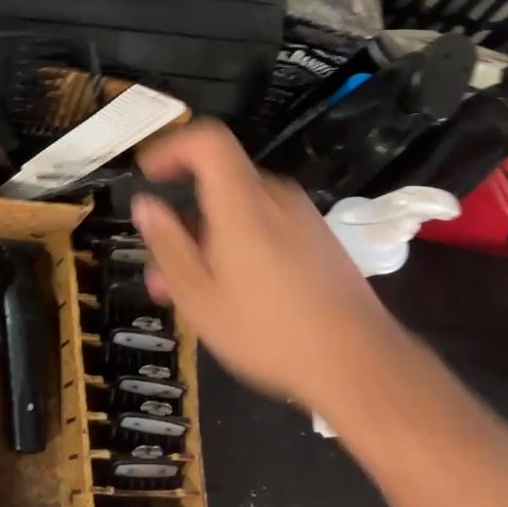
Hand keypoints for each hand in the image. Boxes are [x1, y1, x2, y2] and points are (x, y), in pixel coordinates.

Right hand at [132, 119, 402, 408]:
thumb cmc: (268, 330)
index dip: (171, 146)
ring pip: (240, 212)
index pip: (207, 141)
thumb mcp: (197, 295)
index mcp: (242, 202)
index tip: (149, 174)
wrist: (361, 365)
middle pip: (219, 184)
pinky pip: (266, 228)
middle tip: (161, 268)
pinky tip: (234, 296)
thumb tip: (146, 205)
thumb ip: (167, 243)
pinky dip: (239, 248)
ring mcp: (303, 219)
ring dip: (208, 242)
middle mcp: (276, 198)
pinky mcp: (320, 243)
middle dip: (183, 221)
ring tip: (194, 293)